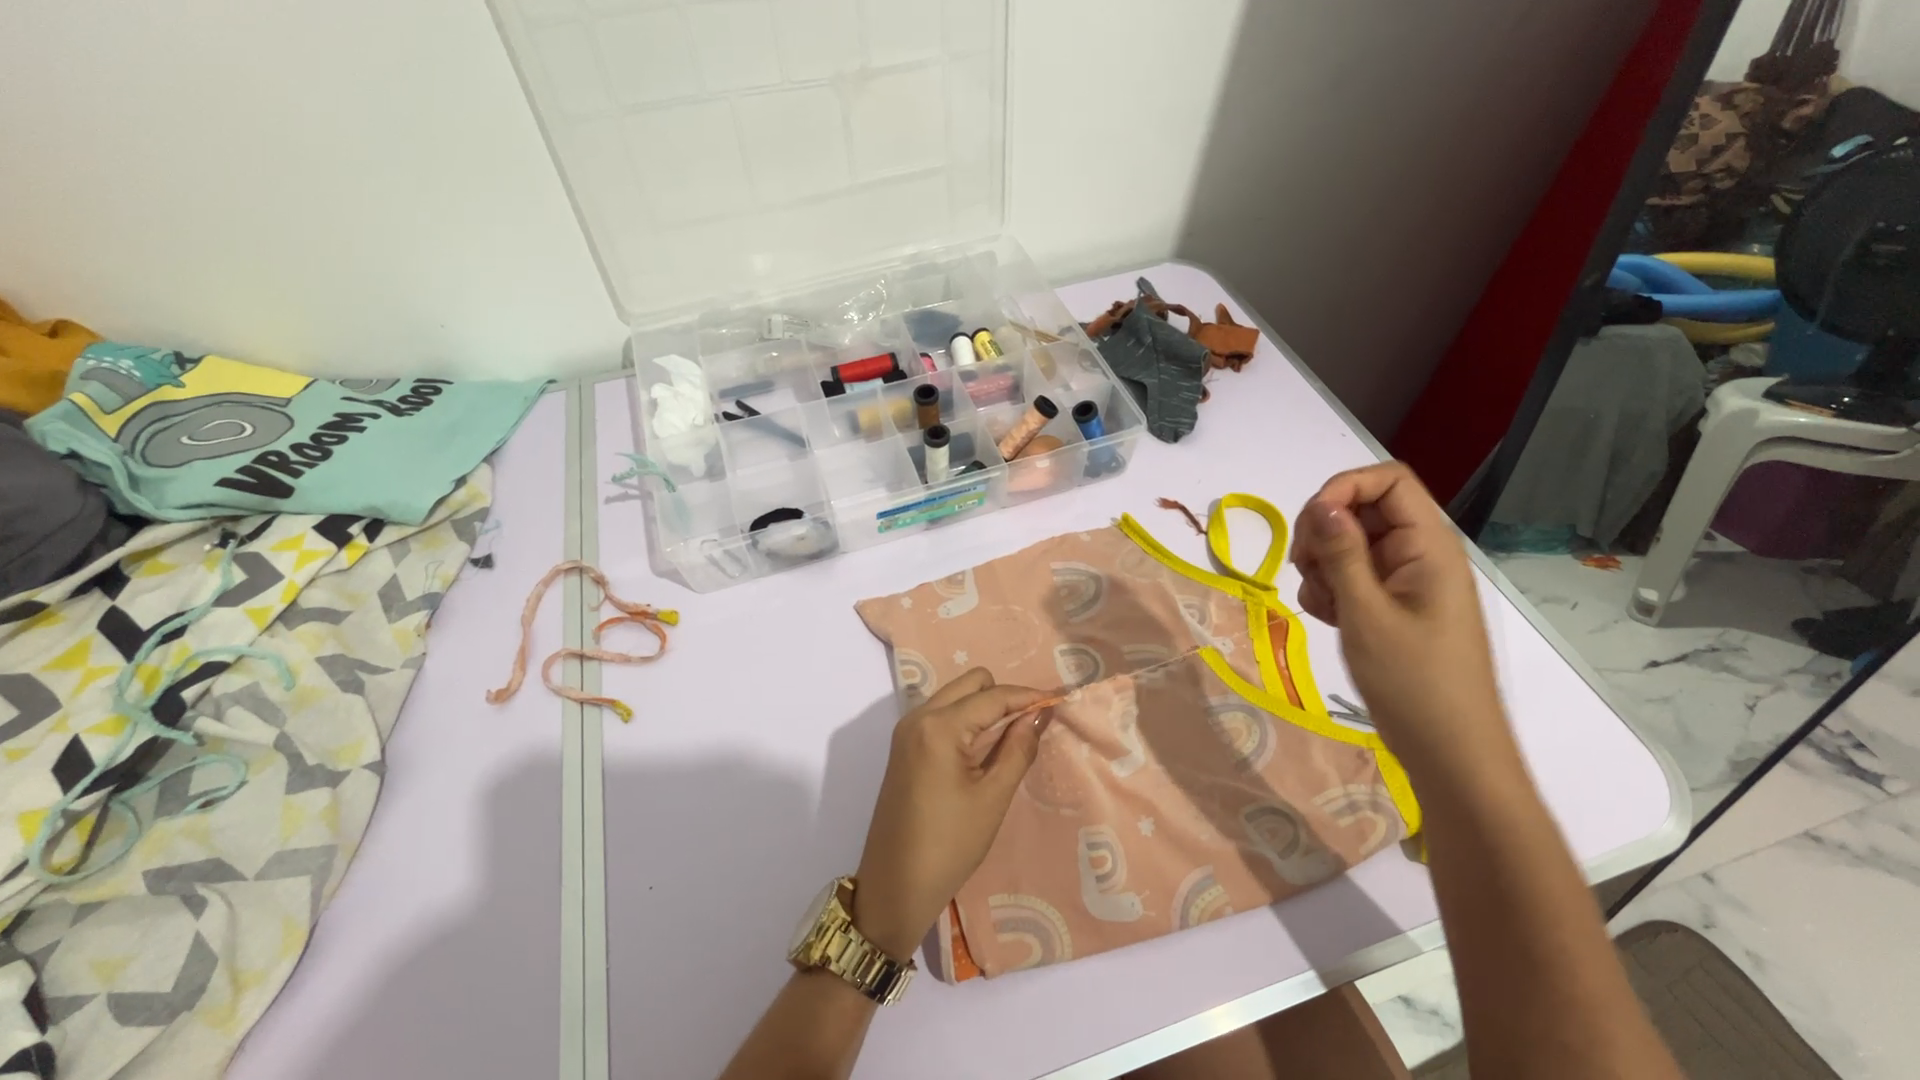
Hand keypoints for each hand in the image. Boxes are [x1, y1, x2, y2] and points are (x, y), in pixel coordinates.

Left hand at [853, 669, 1048, 959]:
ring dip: (984, 708)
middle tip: (1031, 726)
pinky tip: (984, 750)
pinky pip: (941, 716)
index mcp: (938, 726)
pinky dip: (966, 722)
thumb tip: (1040, 713)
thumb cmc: (950, 845)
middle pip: (970, 683)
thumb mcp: (993, 797)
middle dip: (1004, 697)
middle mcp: (917, 717)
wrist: (895, 885)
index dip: (1028, 697)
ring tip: (1012, 740)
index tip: (1059, 701)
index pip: (992, 696)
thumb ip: (1018, 748)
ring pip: (955, 696)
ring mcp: (906, 731)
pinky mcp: (904, 748)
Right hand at [1289, 462, 1508, 766]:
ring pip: (1350, 546)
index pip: (1387, 481)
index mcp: (1428, 546)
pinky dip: (1332, 592)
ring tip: (1324, 607)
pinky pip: (1353, 578)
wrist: (1448, 750)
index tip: (1310, 527)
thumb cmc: (1414, 682)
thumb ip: (1342, 553)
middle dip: (1324, 533)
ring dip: (1323, 567)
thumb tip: (1321, 503)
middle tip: (1306, 571)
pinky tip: (1330, 621)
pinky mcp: (1394, 606)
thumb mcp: (1367, 614)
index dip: (1342, 489)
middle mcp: (1420, 554)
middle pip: (1362, 511)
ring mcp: (1407, 581)